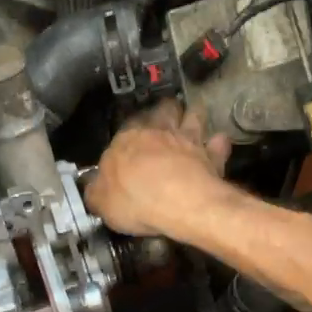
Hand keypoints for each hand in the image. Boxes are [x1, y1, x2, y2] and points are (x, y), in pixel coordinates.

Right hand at [86, 100, 234, 237]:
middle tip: (165, 123)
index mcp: (127, 139)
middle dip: (164, 113)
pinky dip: (218, 145)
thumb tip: (92, 186)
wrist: (179, 202)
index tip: (131, 148)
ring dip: (193, 118)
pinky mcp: (212, 155)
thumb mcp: (101, 202)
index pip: (126, 129)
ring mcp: (188, 139)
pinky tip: (217, 147)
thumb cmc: (135, 201)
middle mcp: (158, 131)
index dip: (129, 137)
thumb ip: (96, 191)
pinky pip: (218, 143)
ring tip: (192, 125)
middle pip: (162, 110)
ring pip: (193, 115)